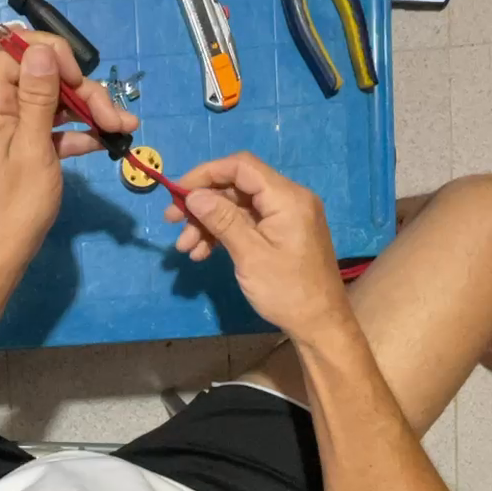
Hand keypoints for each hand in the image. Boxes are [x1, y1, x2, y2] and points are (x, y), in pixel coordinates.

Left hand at [0, 32, 138, 276]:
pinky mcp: (29, 147)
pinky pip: (57, 127)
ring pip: (57, 102)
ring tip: (124, 129)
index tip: (79, 80)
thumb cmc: (17, 204)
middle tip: (114, 117)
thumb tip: (41, 50)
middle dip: (83, 91)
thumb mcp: (33, 147)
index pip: (17, 52)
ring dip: (91, 111)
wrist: (5, 251)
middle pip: (45, 76)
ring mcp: (15, 128)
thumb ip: (38, 97)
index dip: (53, 56)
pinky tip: (109, 142)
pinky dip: (82, 132)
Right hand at [163, 153, 349, 334]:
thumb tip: (193, 196)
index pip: (241, 167)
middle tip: (171, 221)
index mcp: (287, 198)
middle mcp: (287, 200)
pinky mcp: (279, 233)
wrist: (319, 323)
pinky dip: (222, 234)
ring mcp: (283, 217)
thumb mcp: (250, 255)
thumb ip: (222, 220)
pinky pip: (245, 224)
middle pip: (236, 187)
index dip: (206, 173)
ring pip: (236, 207)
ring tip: (185, 248)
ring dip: (207, 223)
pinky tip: (202, 253)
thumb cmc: (287, 290)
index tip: (177, 192)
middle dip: (202, 203)